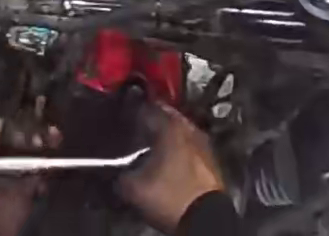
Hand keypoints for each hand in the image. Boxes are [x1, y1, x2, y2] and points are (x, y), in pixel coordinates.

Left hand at [0, 120, 52, 235]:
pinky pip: (40, 180)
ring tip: (55, 137)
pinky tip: (49, 167)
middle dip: (33, 131)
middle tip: (46, 126)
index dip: (13, 123)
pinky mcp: (24, 200)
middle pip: (18, 142)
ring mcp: (11, 183)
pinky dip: (47, 172)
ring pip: (32, 157)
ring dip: (44, 146)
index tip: (27, 114)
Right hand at [117, 102, 225, 233]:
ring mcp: (202, 141)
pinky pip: (190, 144)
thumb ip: (122, 177)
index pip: (147, 109)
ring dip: (168, 135)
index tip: (124, 120)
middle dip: (153, 121)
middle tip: (139, 131)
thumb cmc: (171, 196)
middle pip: (165, 116)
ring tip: (154, 146)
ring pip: (179, 130)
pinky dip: (180, 148)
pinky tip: (172, 161)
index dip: (133, 114)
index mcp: (169, 125)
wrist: (207, 219)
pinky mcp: (211, 158)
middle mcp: (187, 126)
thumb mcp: (137, 190)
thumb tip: (116, 175)